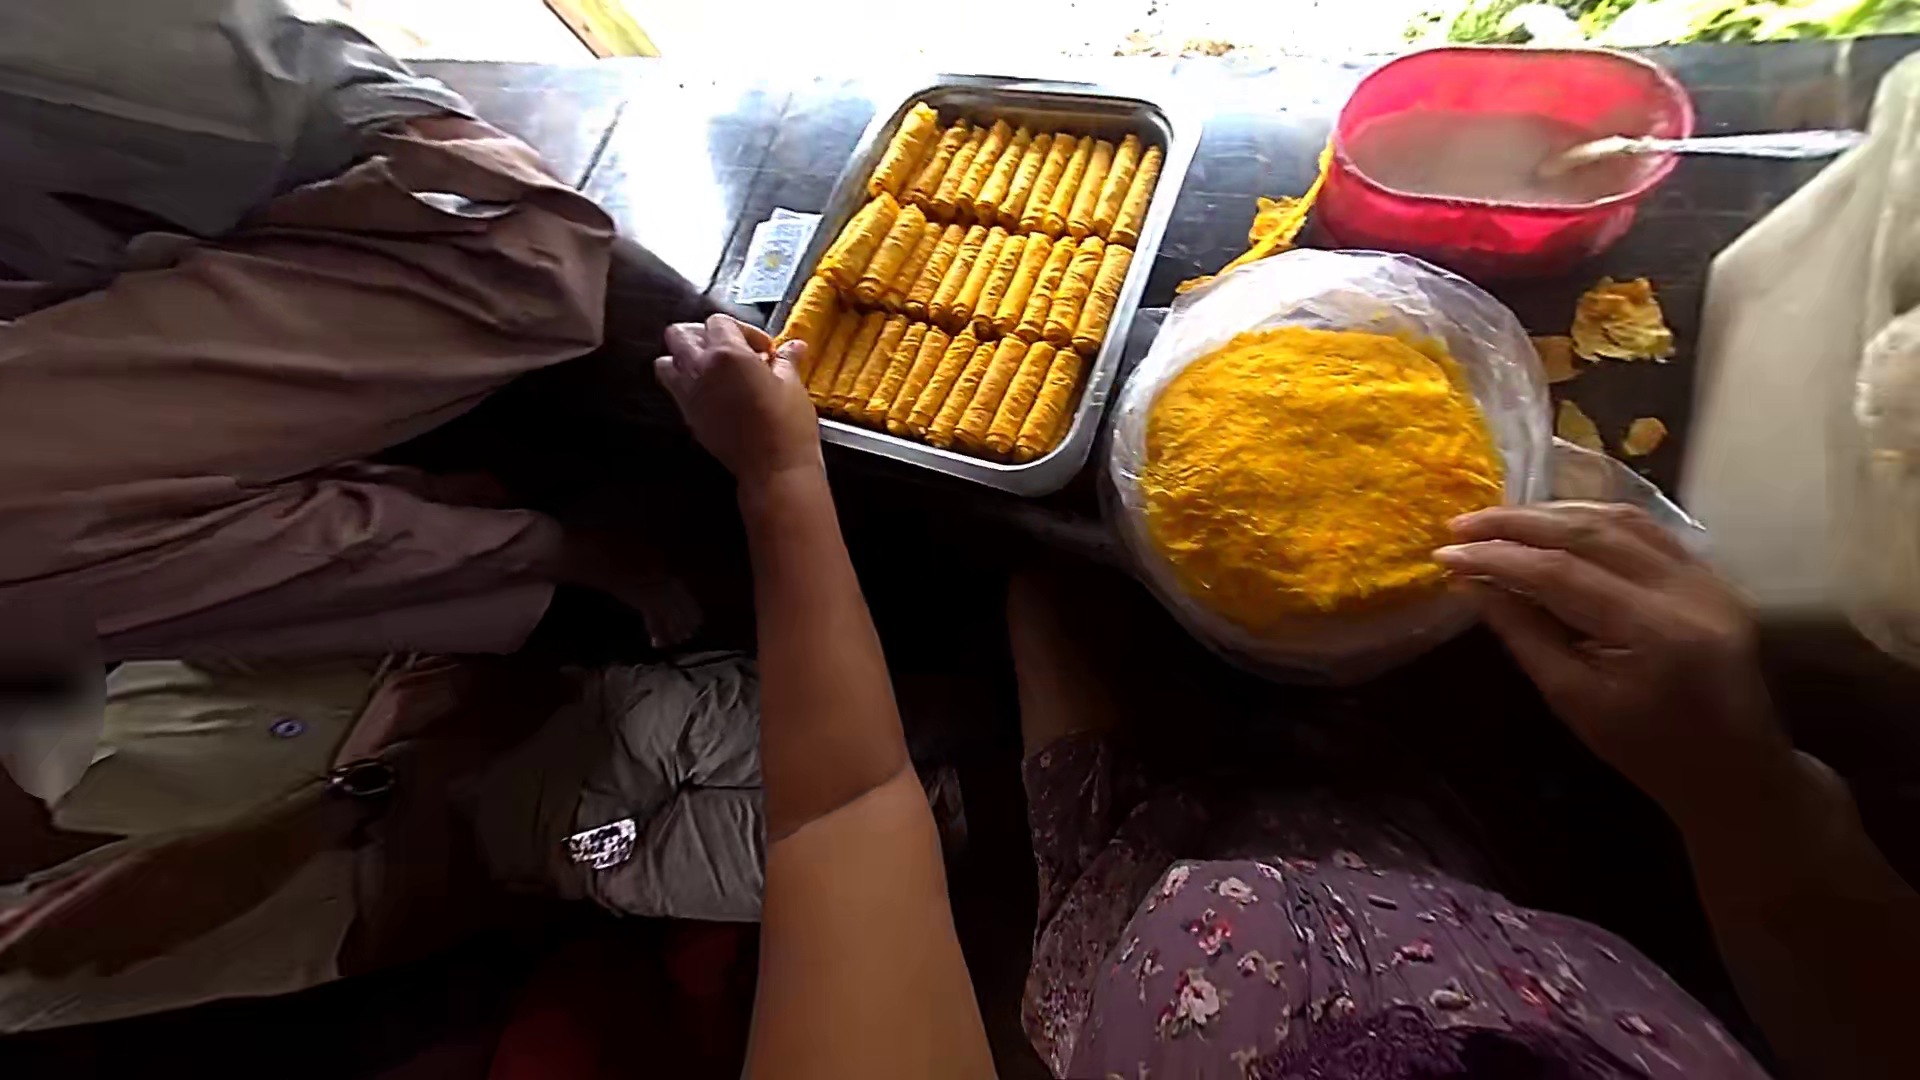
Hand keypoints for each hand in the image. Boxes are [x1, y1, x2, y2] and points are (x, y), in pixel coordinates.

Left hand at [655, 315, 820, 491]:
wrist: (774, 468)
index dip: (744, 331)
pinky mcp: (689, 417)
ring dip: (686, 358)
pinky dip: (688, 385)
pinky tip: (716, 395)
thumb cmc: (787, 426)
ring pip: (667, 361)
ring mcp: (689, 395)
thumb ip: (786, 361)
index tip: (764, 350)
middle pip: (681, 334)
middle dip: (705, 336)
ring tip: (715, 370)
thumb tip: (794, 346)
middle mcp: (700, 369)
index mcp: (727, 354)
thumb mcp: (792, 386)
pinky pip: (676, 390)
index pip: (720, 322)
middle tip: (732, 351)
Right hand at [1435, 501, 1791, 821]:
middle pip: (1588, 533)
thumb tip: (1467, 583)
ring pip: (1617, 520)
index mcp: (1653, 630)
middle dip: (1514, 524)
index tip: (1443, 555)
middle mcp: (1688, 592)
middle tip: (1458, 526)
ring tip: (1494, 519)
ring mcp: (1704, 579)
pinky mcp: (1705, 576)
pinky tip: (1547, 521)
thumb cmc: (1640, 741)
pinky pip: (1641, 528)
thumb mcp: (1565, 691)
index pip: (1557, 572)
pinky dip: (1585, 516)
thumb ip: (1518, 628)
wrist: (1733, 766)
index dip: (1493, 558)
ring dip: (1547, 513)